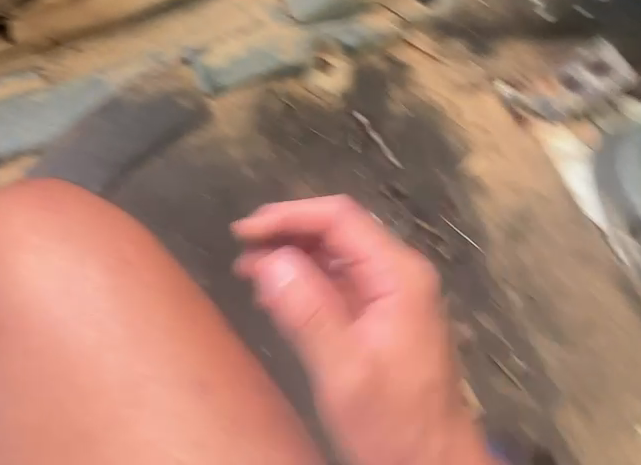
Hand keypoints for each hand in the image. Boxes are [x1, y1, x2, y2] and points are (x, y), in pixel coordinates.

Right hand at [233, 196, 491, 464]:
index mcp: (397, 274)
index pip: (338, 218)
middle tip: (242, 250)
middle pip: (334, 230)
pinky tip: (274, 294)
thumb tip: (269, 260)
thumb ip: (308, 313)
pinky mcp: (379, 314)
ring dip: (290, 255)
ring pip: (332, 252)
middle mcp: (397, 273)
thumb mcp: (346, 372)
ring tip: (249, 270)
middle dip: (285, 234)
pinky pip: (336, 279)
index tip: (246, 232)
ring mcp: (389, 293)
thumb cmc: (396, 424)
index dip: (288, 216)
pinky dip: (302, 280)